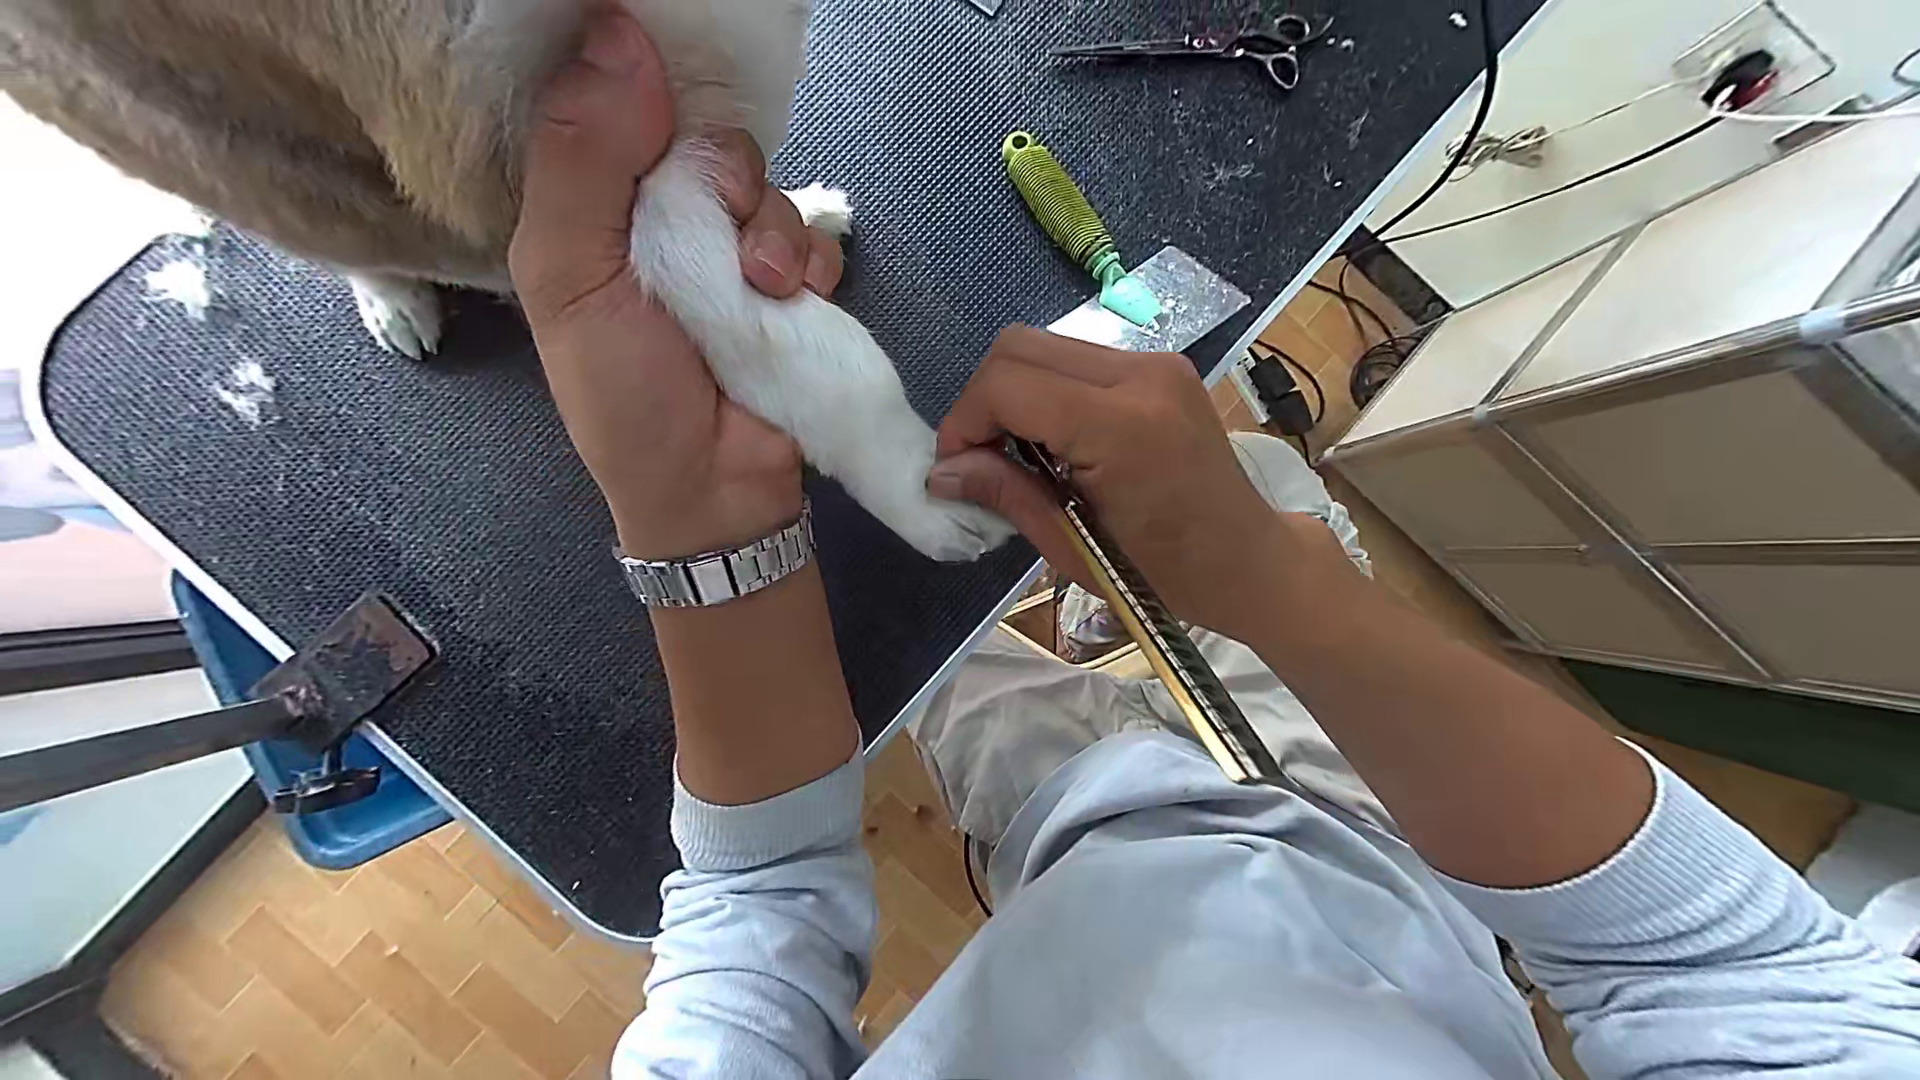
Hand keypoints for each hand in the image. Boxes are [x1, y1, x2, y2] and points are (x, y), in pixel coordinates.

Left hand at [508, 9, 843, 558]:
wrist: (713, 490)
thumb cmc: (629, 399)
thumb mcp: (572, 282)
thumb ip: (585, 164)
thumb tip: (619, 35)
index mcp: (600, 214)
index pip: (625, 110)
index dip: (652, 91)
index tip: (672, 96)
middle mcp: (672, 229)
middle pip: (714, 147)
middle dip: (729, 180)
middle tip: (725, 239)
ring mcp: (741, 266)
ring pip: (773, 194)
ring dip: (777, 230)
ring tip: (768, 290)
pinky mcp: (798, 299)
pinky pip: (820, 244)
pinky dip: (817, 262)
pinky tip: (801, 298)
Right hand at [929, 327, 1337, 641]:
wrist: (1249, 559)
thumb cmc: (1165, 574)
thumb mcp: (1073, 548)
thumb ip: (1006, 494)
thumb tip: (941, 472)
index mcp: (1122, 427)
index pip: (1008, 385)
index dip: (964, 422)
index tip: (956, 467)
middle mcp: (1141, 374)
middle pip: (1018, 345)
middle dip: (982, 401)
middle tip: (980, 456)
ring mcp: (1156, 362)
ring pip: (1044, 345)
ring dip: (1012, 392)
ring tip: (1015, 451)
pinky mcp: (1160, 365)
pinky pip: (1076, 359)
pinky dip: (1044, 390)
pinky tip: (1053, 437)